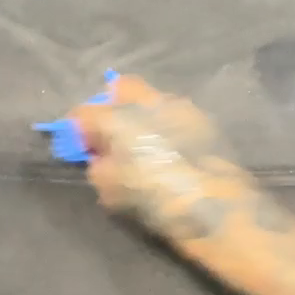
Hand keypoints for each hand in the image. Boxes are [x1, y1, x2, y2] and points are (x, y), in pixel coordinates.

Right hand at [66, 75, 263, 242]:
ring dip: (144, 114)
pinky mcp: (204, 119)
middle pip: (122, 89)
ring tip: (146, 143)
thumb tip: (101, 157)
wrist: (213, 205)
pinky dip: (167, 124)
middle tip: (113, 135)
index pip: (85, 111)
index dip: (80, 127)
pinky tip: (171, 148)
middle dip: (114, 107)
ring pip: (152, 99)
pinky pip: (175, 113)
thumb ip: (100, 166)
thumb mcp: (111, 190)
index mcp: (118, 118)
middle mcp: (149, 101)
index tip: (84, 144)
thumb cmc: (155, 197)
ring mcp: (180, 106)